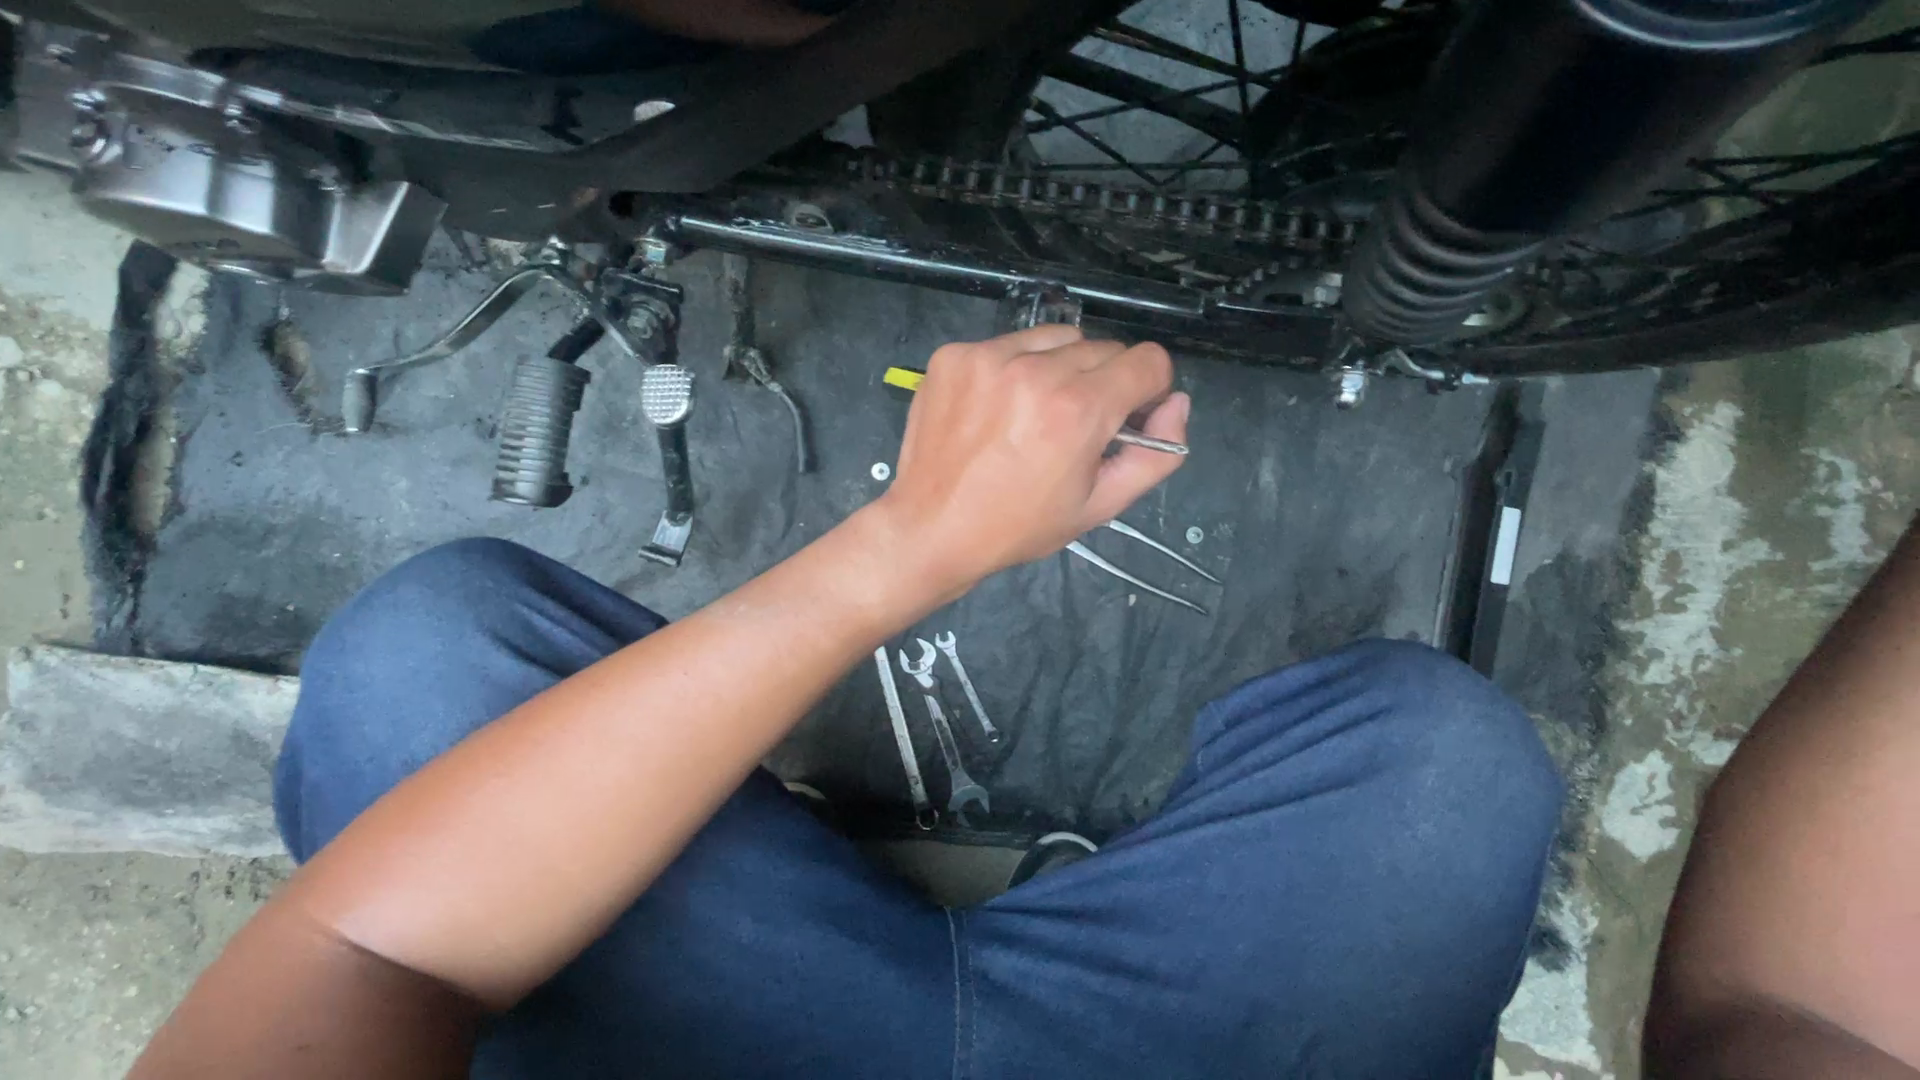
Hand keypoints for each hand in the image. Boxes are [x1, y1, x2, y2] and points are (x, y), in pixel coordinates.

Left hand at [875, 325, 1188, 593]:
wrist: (931, 529)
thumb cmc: (1018, 526)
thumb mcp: (1099, 506)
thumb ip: (1155, 455)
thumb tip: (1176, 403)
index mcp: (1078, 410)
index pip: (1149, 361)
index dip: (1148, 392)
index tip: (1126, 419)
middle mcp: (1036, 370)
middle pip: (1105, 348)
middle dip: (1103, 384)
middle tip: (1074, 427)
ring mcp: (989, 357)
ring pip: (1058, 338)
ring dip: (1061, 367)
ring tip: (1036, 412)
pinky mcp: (955, 355)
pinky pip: (1009, 343)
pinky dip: (1015, 368)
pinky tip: (999, 407)